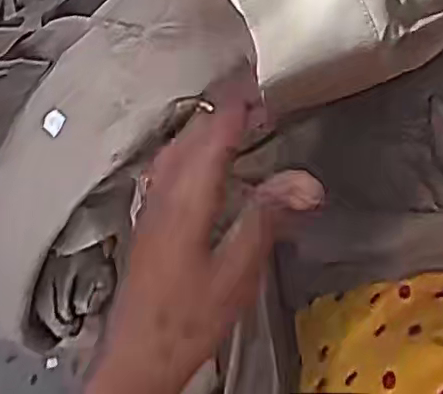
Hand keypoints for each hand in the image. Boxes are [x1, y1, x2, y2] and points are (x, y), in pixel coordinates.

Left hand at [85, 84, 323, 393]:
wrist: (135, 359)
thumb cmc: (185, 319)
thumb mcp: (236, 273)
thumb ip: (268, 218)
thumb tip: (308, 181)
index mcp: (187, 191)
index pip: (217, 126)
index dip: (242, 99)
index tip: (266, 83)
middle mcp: (165, 183)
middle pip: (197, 125)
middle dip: (230, 104)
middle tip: (263, 98)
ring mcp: (153, 195)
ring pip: (182, 138)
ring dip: (212, 121)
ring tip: (242, 117)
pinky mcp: (150, 209)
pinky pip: (173, 155)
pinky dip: (197, 140)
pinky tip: (208, 153)